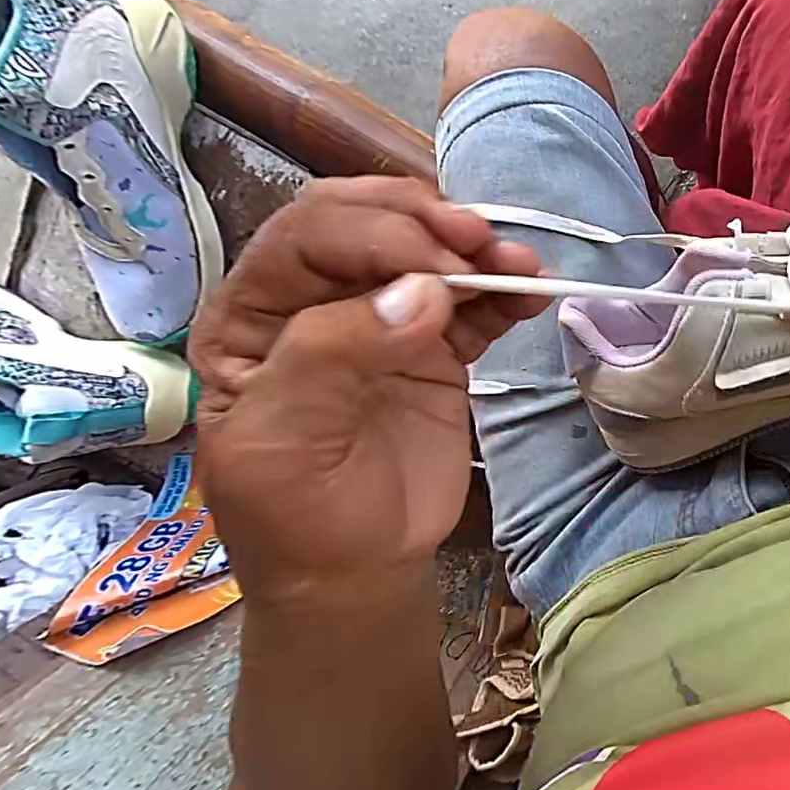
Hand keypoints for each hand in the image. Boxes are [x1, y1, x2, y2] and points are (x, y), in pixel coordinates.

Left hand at [188, 178, 545, 605]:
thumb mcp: (284, 443)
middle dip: (429, 222)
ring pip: (433, 258)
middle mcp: (321, 302)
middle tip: (483, 241)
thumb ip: (335, 357)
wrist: (360, 567)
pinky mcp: (440, 348)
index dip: (380, 234)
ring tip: (524, 266)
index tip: (446, 264)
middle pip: (371, 225)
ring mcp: (387, 322)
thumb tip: (425, 293)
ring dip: (482, 252)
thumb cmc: (302, 515)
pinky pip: (476, 307)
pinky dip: (507, 294)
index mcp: (256, 314)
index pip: (310, 237)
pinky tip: (533, 294)